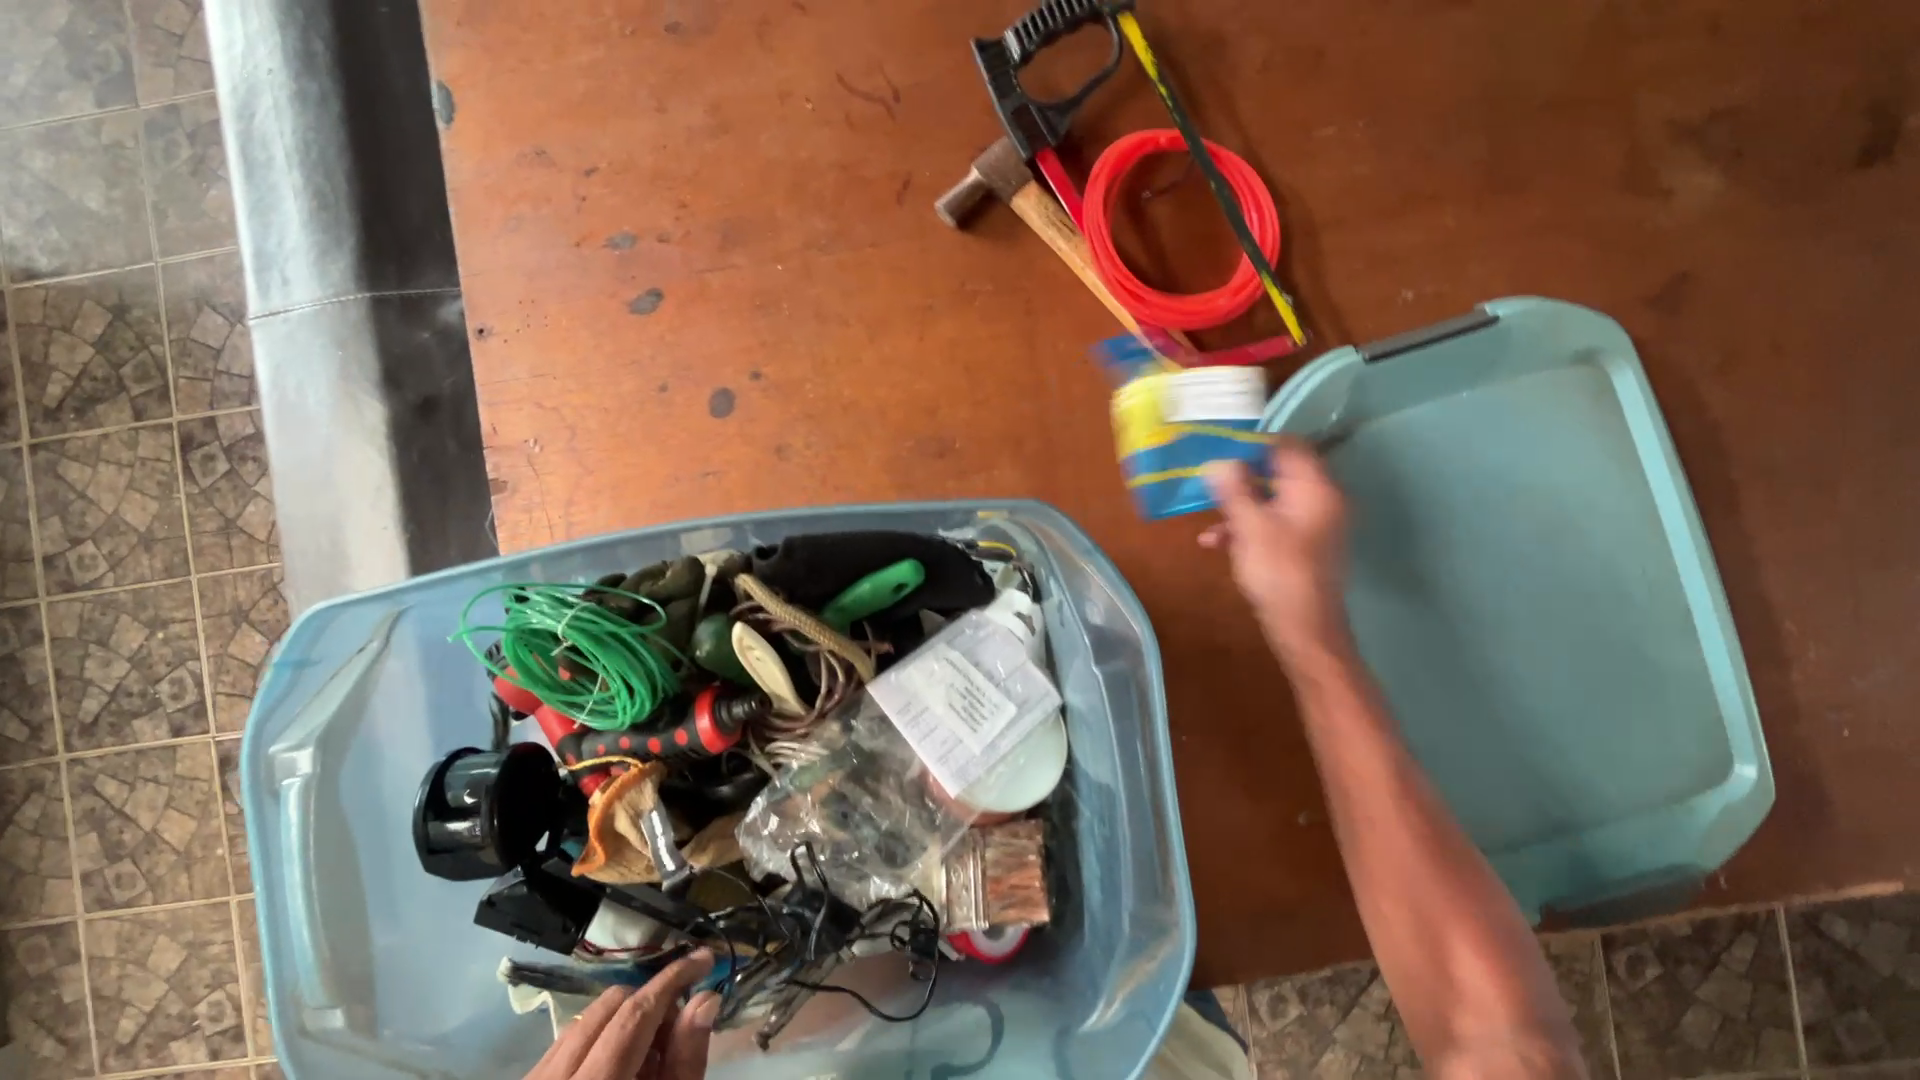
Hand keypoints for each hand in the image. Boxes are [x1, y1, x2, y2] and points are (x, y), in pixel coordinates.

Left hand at [525, 951, 719, 1079]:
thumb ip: (686, 1059)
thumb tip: (705, 998)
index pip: (635, 1013)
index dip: (673, 979)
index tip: (705, 957)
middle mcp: (553, 1076)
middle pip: (611, 1004)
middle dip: (650, 1005)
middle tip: (677, 1033)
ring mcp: (533, 1078)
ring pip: (586, 1017)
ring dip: (626, 1021)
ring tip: (649, 1056)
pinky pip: (566, 1040)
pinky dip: (599, 1040)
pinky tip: (619, 1068)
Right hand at [1199, 439, 1351, 663]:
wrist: (1304, 629)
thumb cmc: (1279, 572)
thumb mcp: (1250, 527)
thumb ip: (1234, 490)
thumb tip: (1218, 461)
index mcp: (1316, 489)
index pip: (1290, 446)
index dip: (1255, 442)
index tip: (1222, 445)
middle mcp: (1321, 501)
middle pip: (1278, 473)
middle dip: (1241, 476)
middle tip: (1208, 475)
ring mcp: (1312, 526)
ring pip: (1271, 501)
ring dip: (1238, 506)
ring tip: (1207, 514)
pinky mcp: (1301, 548)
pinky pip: (1272, 526)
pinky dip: (1246, 529)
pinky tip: (1215, 542)